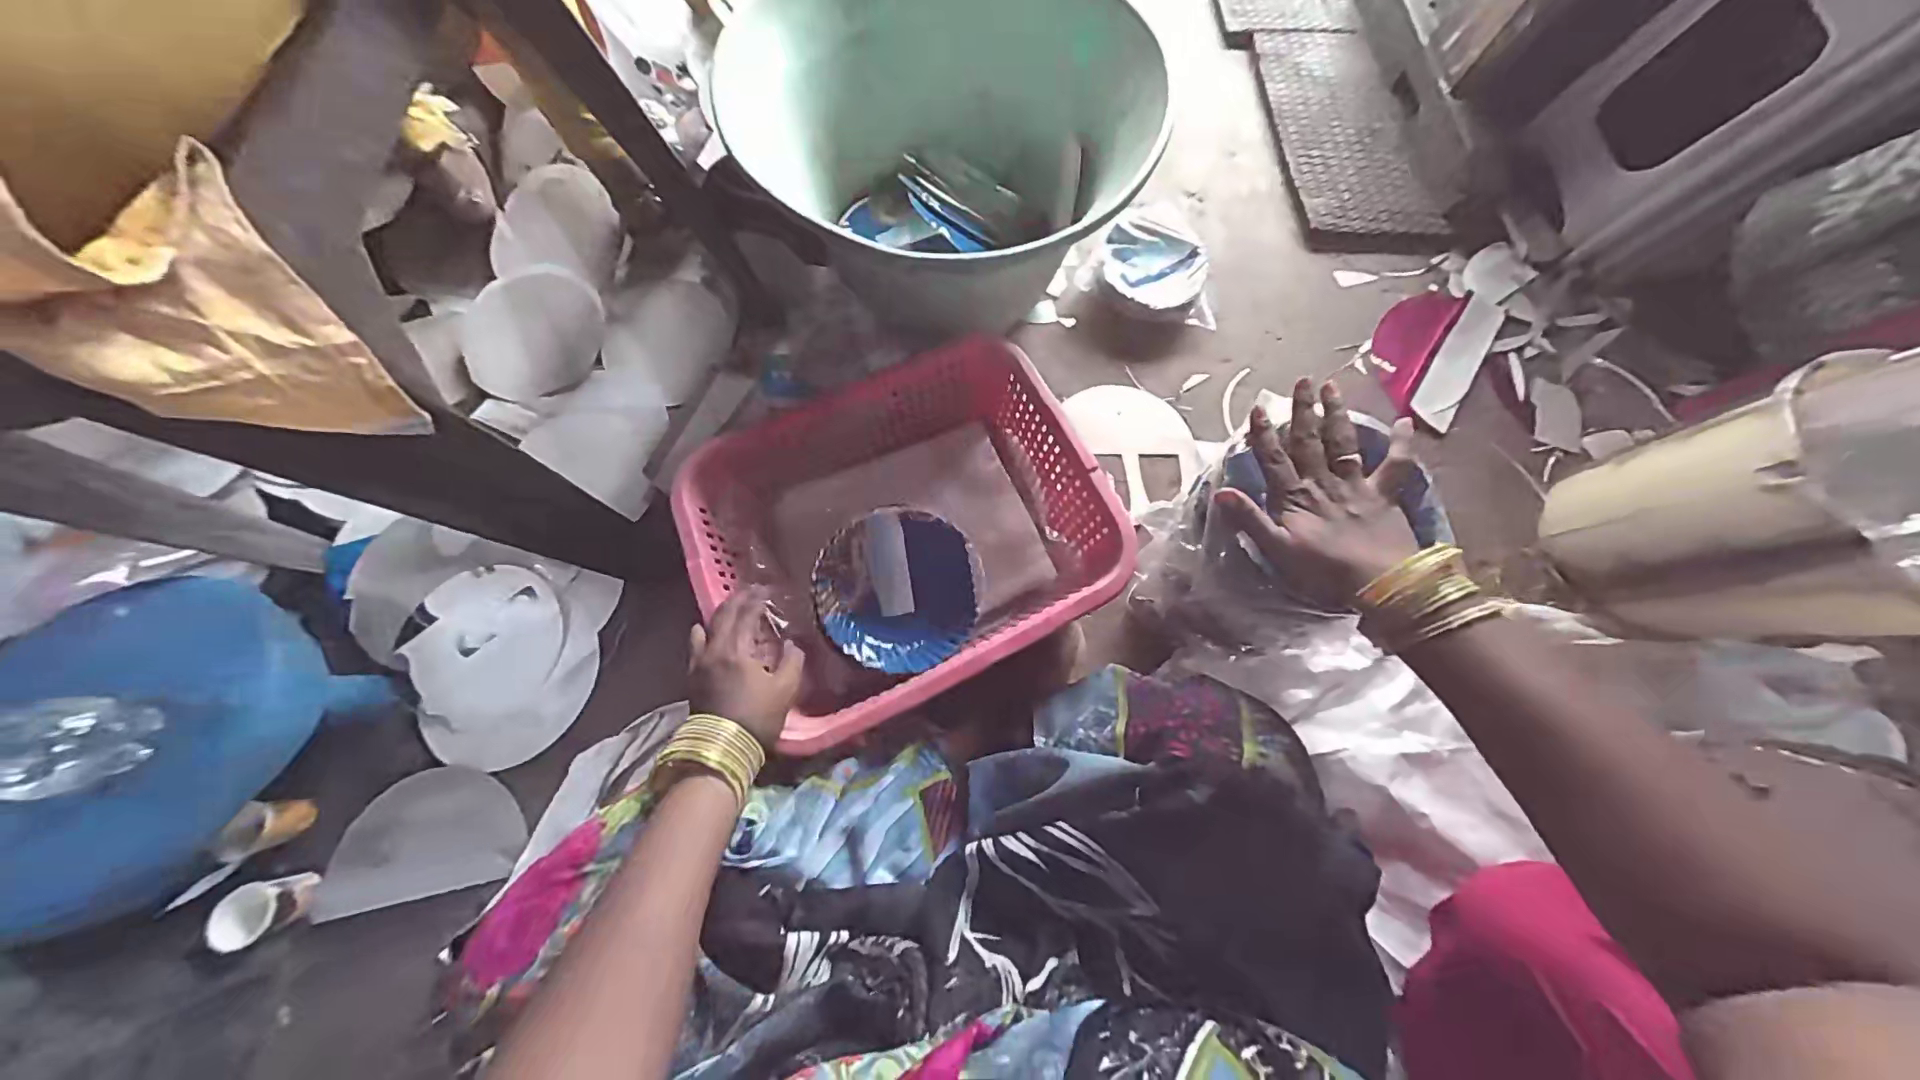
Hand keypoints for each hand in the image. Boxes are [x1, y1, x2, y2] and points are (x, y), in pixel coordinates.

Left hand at [688, 586, 804, 749]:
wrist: (722, 748)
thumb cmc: (757, 717)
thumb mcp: (785, 690)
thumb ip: (792, 662)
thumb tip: (791, 645)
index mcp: (736, 650)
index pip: (746, 615)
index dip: (756, 600)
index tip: (766, 590)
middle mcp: (713, 650)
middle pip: (722, 616)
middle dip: (737, 601)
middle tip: (749, 592)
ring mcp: (699, 664)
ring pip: (705, 628)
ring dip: (719, 615)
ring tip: (729, 610)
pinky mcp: (692, 677)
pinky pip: (696, 646)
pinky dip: (703, 633)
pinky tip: (705, 633)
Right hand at [1214, 378, 1422, 602]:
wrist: (1379, 583)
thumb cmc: (1322, 571)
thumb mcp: (1277, 549)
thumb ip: (1250, 519)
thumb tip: (1221, 491)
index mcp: (1295, 497)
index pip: (1274, 459)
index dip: (1262, 434)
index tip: (1256, 408)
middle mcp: (1323, 483)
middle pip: (1308, 441)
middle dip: (1302, 411)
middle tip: (1301, 381)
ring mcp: (1356, 486)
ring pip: (1342, 443)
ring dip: (1336, 415)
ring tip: (1332, 388)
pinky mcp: (1384, 495)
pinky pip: (1397, 465)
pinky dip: (1402, 443)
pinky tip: (1404, 421)